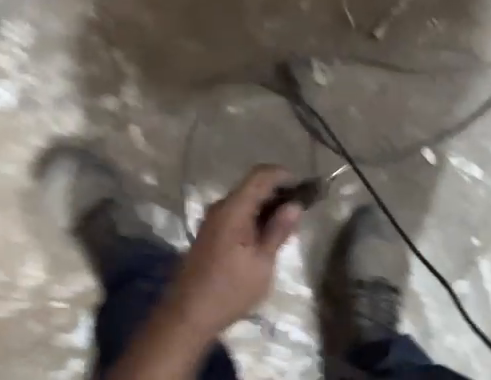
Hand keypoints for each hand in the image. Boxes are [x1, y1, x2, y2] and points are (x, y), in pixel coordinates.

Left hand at [163, 165, 302, 337]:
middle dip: (277, 192)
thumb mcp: (262, 264)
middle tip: (299, 209)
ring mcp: (212, 220)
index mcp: (233, 209)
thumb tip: (295, 205)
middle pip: (252, 186)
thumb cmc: (230, 290)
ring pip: (244, 200)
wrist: (188, 315)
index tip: (303, 186)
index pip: (260, 175)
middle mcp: (221, 207)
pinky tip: (266, 235)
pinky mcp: (210, 233)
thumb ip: (278, 231)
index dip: (283, 174)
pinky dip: (254, 216)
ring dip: (266, 206)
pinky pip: (236, 213)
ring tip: (287, 224)